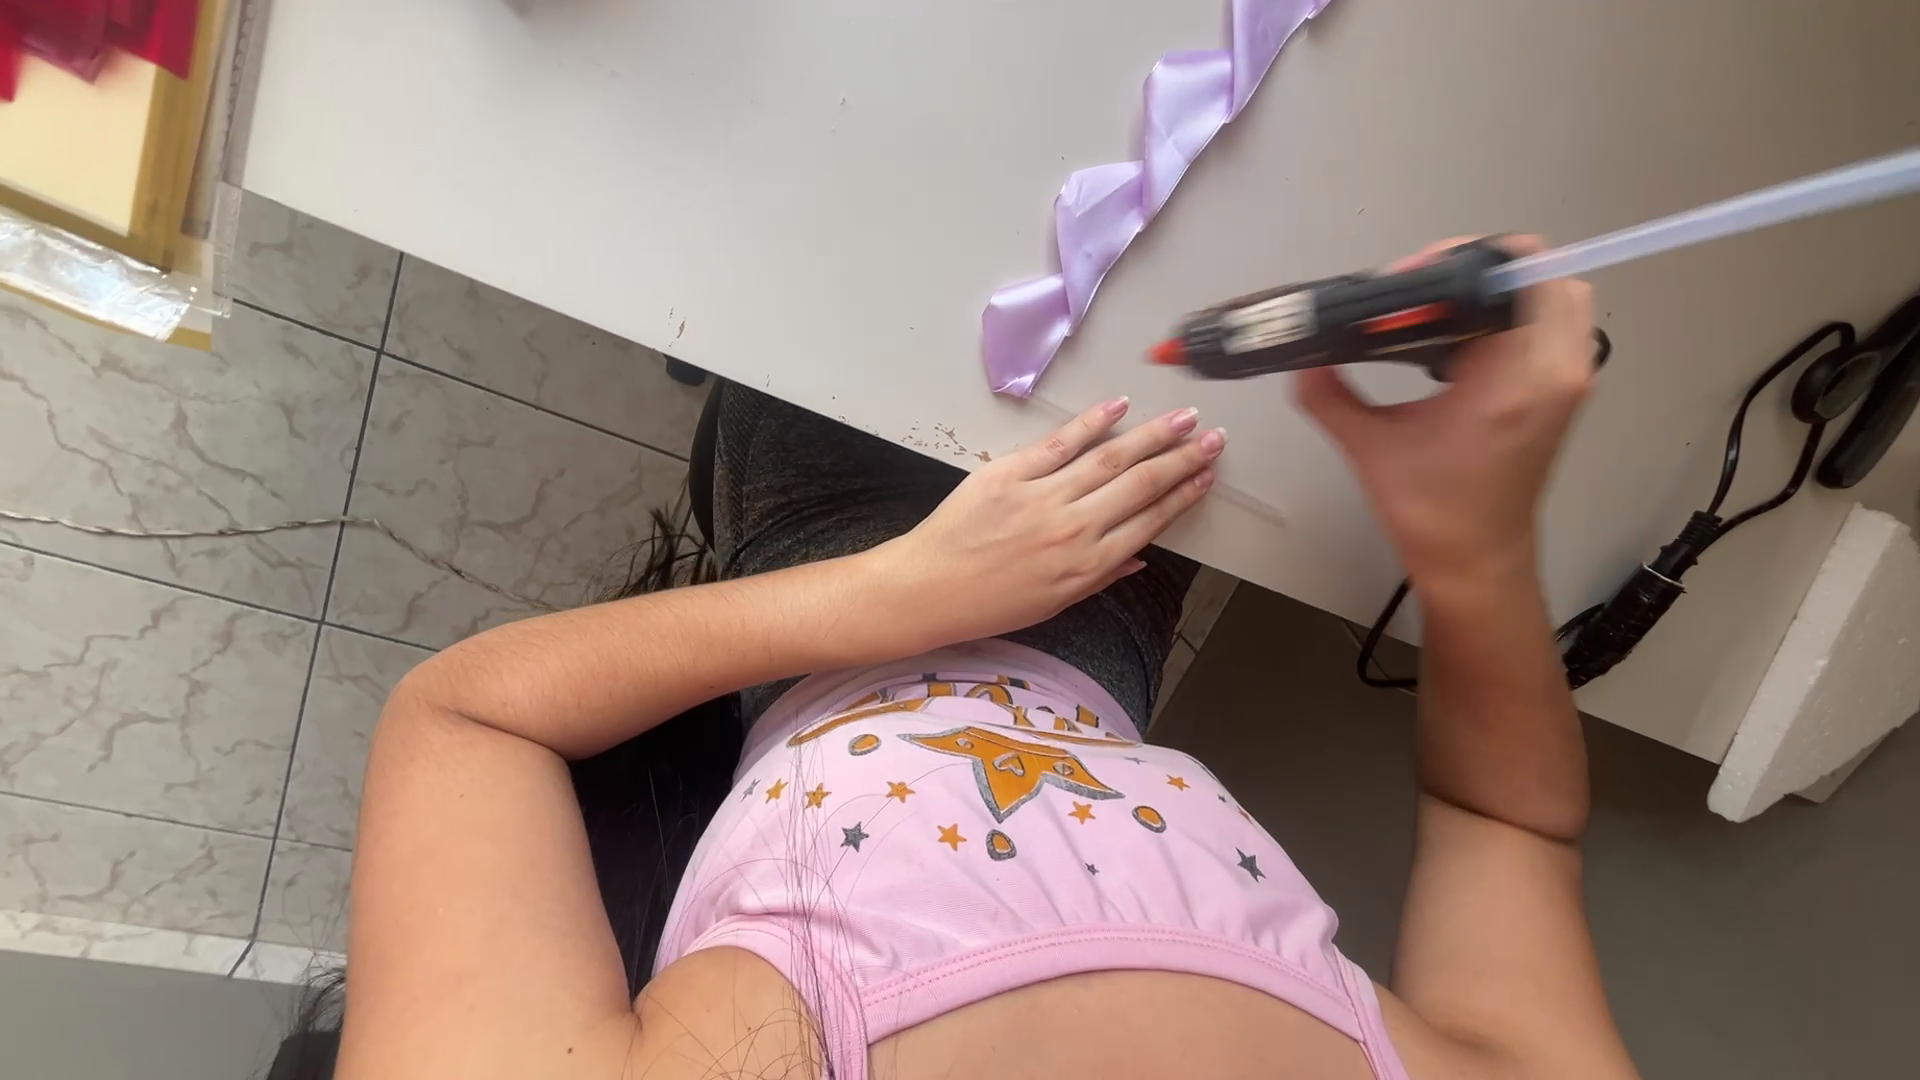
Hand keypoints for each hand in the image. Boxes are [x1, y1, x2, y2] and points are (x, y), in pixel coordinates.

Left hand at [871, 398, 1223, 645]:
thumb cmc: (989, 604)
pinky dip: (1092, 422)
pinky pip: (1060, 442)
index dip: (1183, 495)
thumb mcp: (1054, 604)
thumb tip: (1140, 557)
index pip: (1150, 521)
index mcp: (1088, 566)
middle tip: (1212, 438)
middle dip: (1182, 458)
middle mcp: (1074, 529)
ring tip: (1182, 418)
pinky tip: (1119, 405)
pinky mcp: (1011, 473)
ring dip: (1152, 435)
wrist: (928, 590)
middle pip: (1141, 484)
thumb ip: (1102, 577)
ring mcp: (1043, 497)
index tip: (1206, 475)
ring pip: (1110, 458)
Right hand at [1294, 236, 1596, 592]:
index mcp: (1515, 378)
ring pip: (1549, 300)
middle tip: (1419, 297)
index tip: (1405, 286)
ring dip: (1496, 296)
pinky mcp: (1557, 393)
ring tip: (1433, 320)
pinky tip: (1452, 348)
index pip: (1515, 276)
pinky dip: (1504, 321)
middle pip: (1541, 277)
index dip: (1458, 261)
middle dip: (1480, 272)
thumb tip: (1303, 362)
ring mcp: (1566, 381)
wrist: (1475, 562)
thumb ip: (1330, 397)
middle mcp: (1556, 369)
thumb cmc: (1431, 512)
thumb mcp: (1369, 447)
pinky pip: (1545, 329)